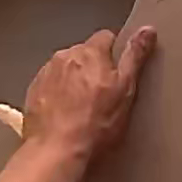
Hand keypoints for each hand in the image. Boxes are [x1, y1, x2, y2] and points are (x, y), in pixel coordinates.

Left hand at [22, 26, 154, 165]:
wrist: (56, 151)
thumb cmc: (93, 124)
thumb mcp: (125, 89)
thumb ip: (135, 55)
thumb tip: (147, 30)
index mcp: (90, 52)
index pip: (107, 37)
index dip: (115, 54)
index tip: (118, 73)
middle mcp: (66, 56)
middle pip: (85, 53)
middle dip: (93, 68)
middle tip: (103, 95)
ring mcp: (47, 73)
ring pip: (67, 68)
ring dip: (74, 80)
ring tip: (83, 108)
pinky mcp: (34, 90)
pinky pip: (51, 84)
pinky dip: (58, 93)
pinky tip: (66, 113)